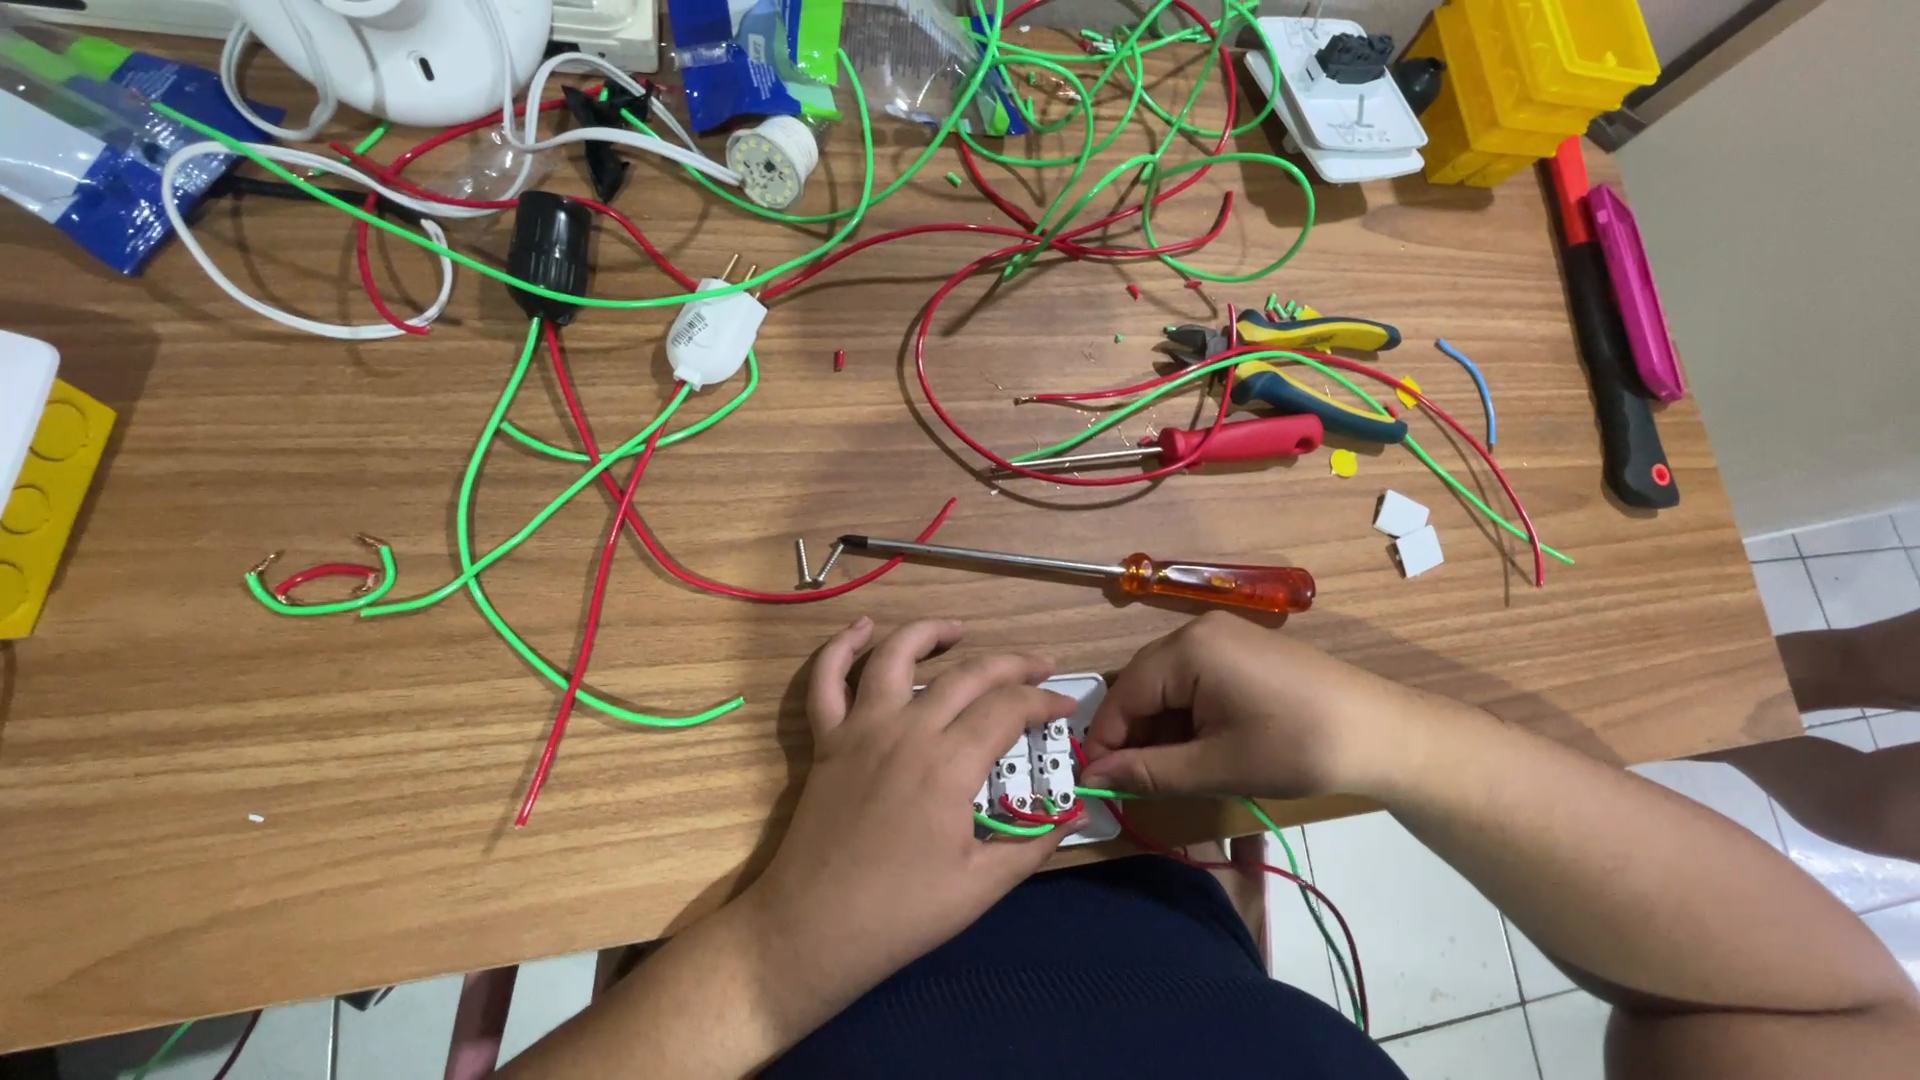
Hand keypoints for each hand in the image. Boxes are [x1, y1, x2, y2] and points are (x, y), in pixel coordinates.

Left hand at [735, 617, 1075, 1038]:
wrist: (813, 928)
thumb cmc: (902, 913)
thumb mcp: (982, 887)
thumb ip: (1033, 844)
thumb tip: (1077, 814)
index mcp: (949, 765)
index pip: (1009, 709)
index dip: (1043, 700)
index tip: (1065, 705)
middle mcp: (907, 730)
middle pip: (968, 674)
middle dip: (1012, 663)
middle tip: (1040, 665)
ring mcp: (861, 729)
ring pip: (896, 656)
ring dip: (930, 632)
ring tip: (959, 629)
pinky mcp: (827, 739)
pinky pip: (826, 680)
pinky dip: (841, 647)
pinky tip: (863, 628)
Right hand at [1078, 611, 1470, 799]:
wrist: (1386, 735)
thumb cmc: (1297, 748)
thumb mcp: (1217, 766)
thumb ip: (1148, 771)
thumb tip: (1092, 778)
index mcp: (1187, 649)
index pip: (1124, 694)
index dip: (1106, 741)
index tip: (1097, 783)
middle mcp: (1198, 631)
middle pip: (1143, 685)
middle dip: (1134, 735)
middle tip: (1134, 783)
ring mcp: (1224, 636)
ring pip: (1168, 684)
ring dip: (1162, 728)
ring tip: (1172, 772)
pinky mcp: (1243, 651)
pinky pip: (1195, 679)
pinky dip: (1188, 716)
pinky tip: (1201, 748)